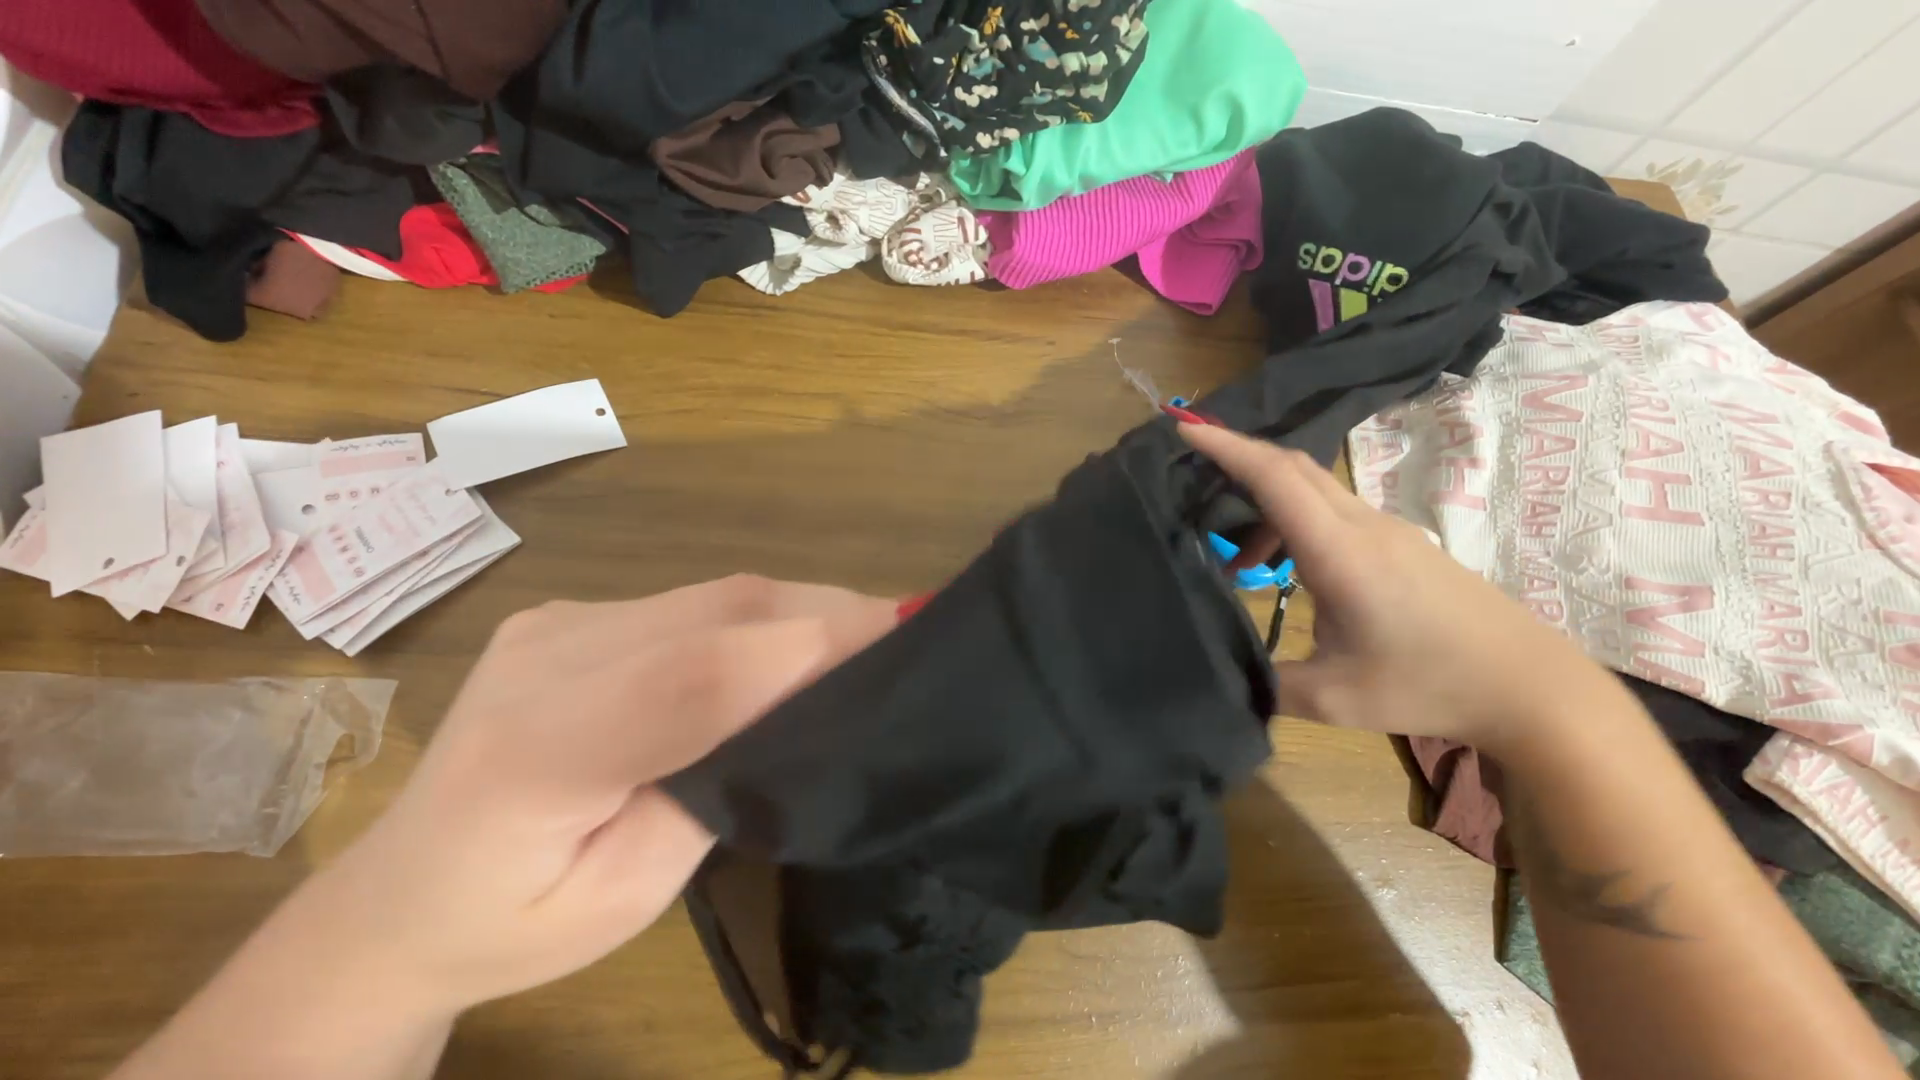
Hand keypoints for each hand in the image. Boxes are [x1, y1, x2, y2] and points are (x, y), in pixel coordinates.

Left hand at [273, 575, 898, 1018]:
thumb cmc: (513, 923)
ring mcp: (552, 623)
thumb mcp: (623, 896)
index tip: (895, 632)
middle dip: (820, 611)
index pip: (687, 677)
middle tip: (907, 628)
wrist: (397, 896)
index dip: (798, 646)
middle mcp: (541, 657)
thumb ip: (706, 793)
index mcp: (539, 750)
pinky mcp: (567, 615)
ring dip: (796, 606)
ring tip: (867, 631)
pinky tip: (792, 638)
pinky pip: (686, 602)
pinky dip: (755, 614)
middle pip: (711, 613)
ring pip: (708, 595)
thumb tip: (791, 710)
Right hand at [1181, 424, 1612, 751]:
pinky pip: (1334, 512)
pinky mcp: (1403, 545)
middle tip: (1190, 471)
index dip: (1226, 447)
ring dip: (1266, 502)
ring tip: (1236, 557)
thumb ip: (1269, 683)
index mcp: (1340, 552)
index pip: (1274, 477)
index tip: (1184, 427)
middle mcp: (1363, 526)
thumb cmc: (1430, 685)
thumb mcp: (1335, 699)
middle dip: (1238, 458)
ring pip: (1313, 489)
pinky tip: (1286, 569)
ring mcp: (1389, 531)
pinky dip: (1294, 520)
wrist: (1530, 685)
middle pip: (1292, 467)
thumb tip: (1226, 676)